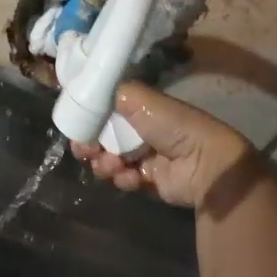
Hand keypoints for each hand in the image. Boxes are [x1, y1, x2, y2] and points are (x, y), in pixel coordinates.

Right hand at [70, 83, 251, 208]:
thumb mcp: (136, 96)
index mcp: (137, 107)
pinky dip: (123, 178)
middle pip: (101, 137)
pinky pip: (124, 179)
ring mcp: (143, 157)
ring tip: (111, 165)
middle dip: (89, 144)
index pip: (102, 111)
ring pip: (108, 160)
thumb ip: (105, 94)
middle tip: (85, 150)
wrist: (202, 163)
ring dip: (104, 163)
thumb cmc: (169, 124)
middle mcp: (138, 130)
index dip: (86, 118)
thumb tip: (83, 96)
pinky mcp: (148, 182)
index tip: (74, 125)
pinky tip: (130, 177)